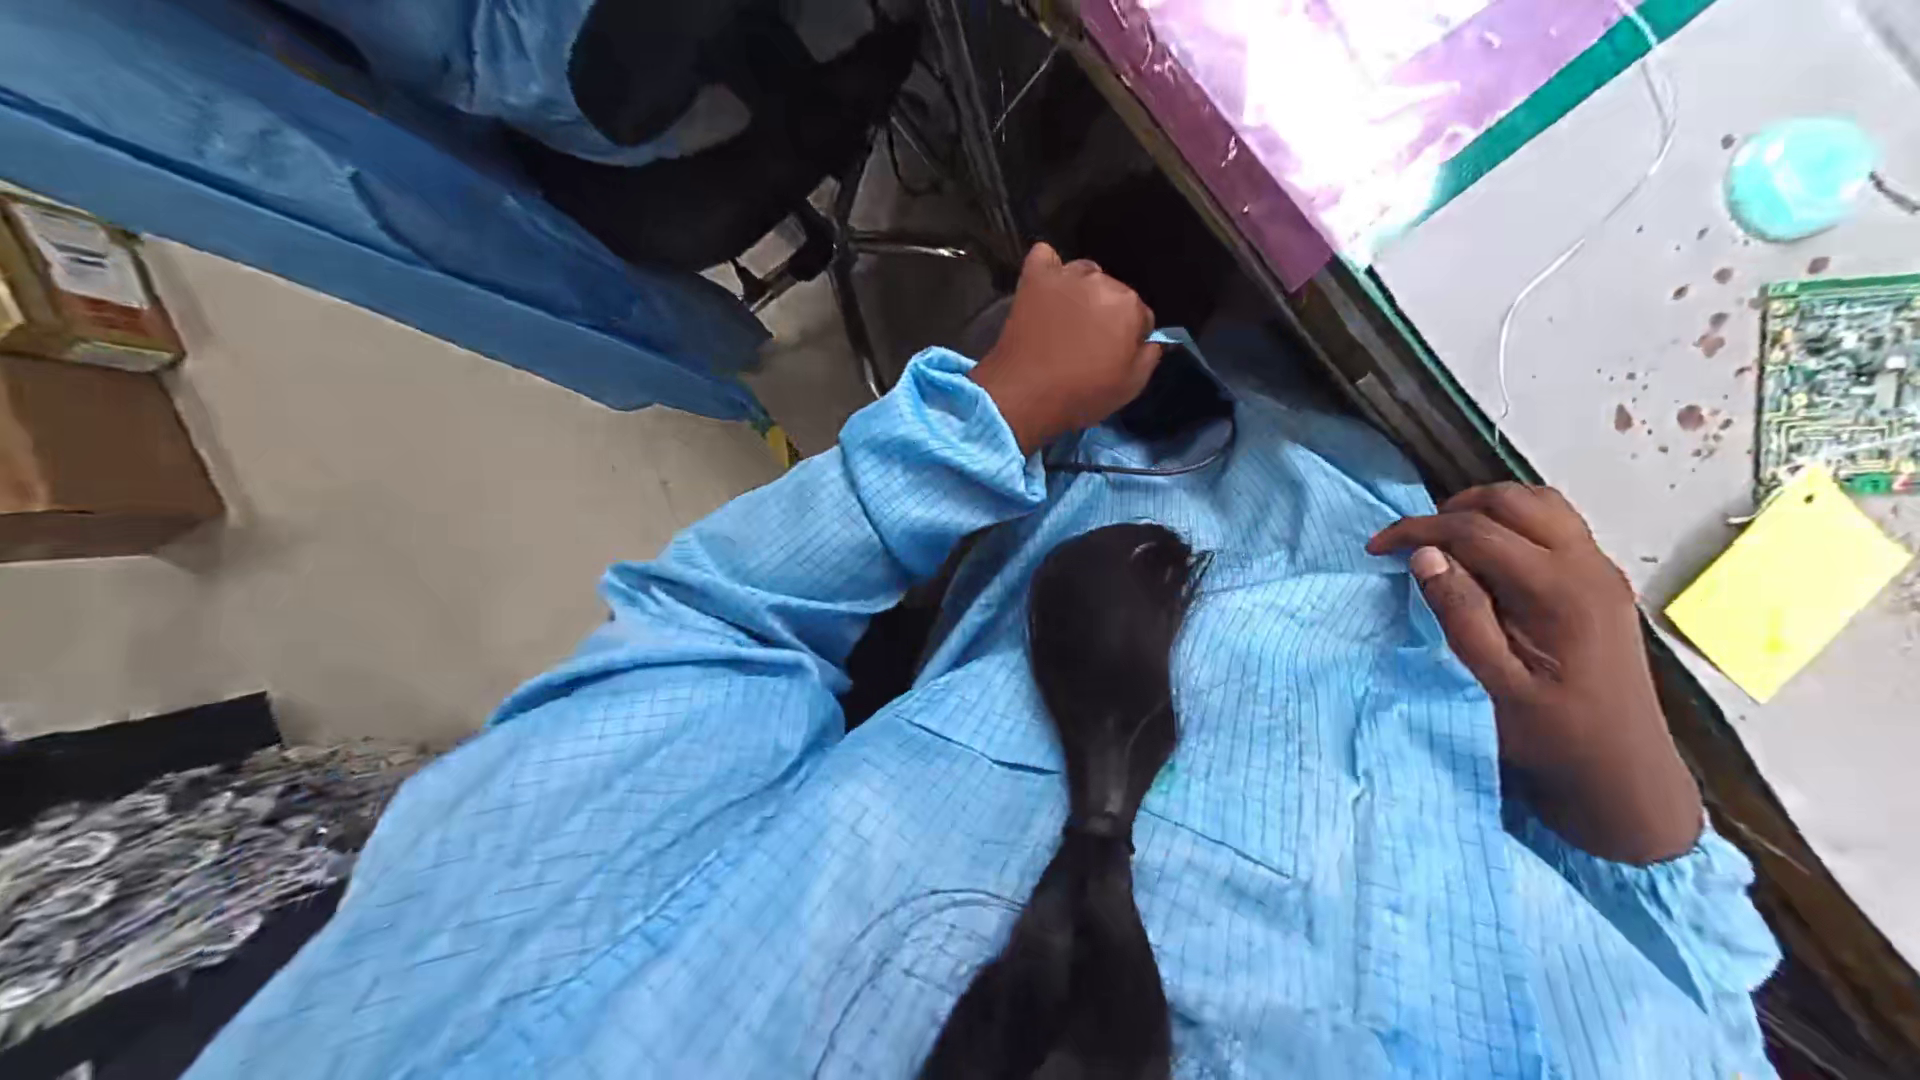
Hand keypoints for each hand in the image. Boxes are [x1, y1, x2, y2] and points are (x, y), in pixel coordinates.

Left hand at [968, 243, 1163, 454]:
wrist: (1025, 396)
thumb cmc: (1081, 395)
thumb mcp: (1130, 386)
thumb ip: (1149, 356)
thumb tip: (1151, 339)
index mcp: (1130, 306)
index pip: (1140, 314)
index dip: (1128, 337)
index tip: (1111, 356)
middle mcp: (1102, 282)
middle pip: (1113, 292)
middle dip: (1105, 313)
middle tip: (1086, 343)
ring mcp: (1066, 276)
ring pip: (1083, 273)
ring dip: (1080, 291)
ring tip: (1065, 320)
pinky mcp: (1034, 279)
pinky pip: (1044, 257)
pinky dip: (1048, 269)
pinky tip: (1045, 287)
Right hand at [1367, 483, 1701, 864]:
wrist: (1623, 771)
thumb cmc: (1552, 733)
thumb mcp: (1493, 681)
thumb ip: (1460, 613)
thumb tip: (1425, 555)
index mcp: (1560, 593)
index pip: (1477, 531)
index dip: (1418, 531)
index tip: (1377, 548)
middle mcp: (1589, 569)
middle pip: (1515, 500)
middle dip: (1451, 510)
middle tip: (1412, 543)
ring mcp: (1600, 572)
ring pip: (1540, 503)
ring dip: (1484, 510)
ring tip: (1444, 543)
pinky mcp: (1599, 581)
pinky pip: (1553, 525)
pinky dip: (1509, 523)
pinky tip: (1483, 558)